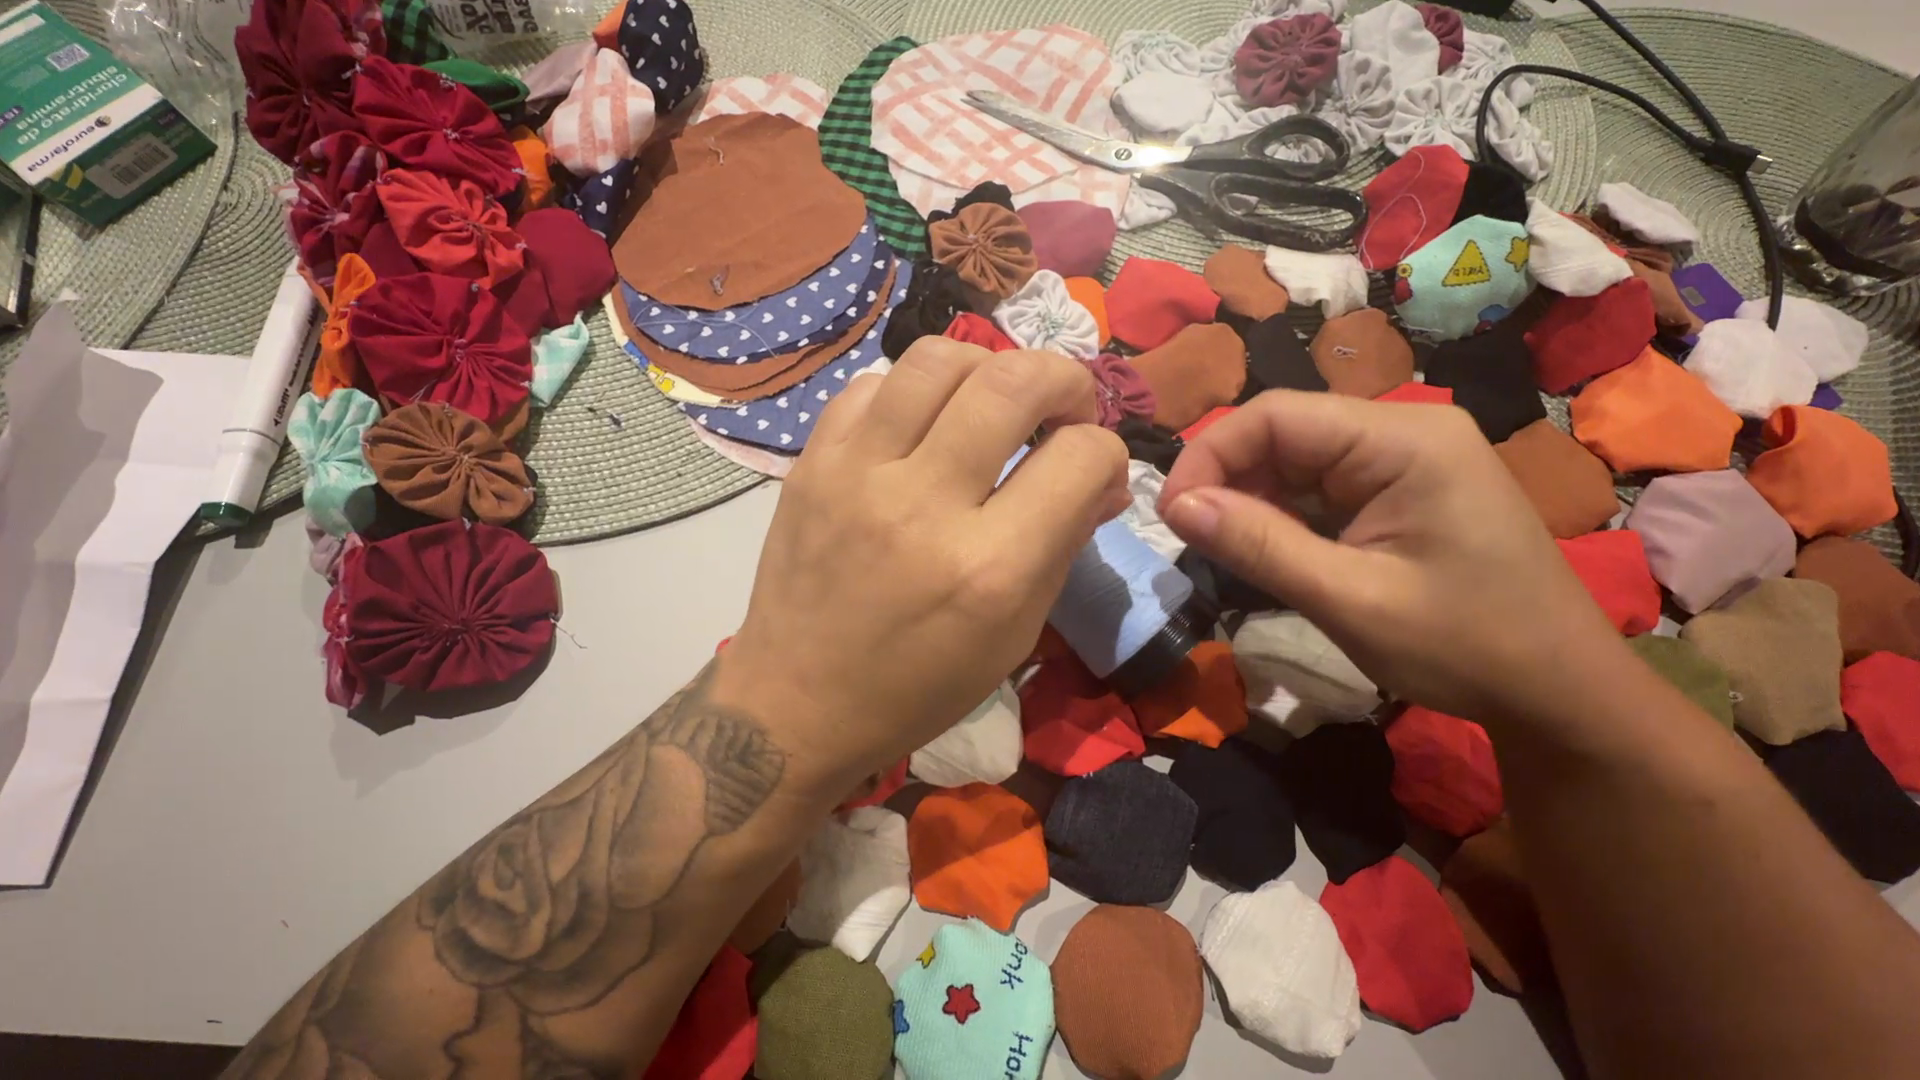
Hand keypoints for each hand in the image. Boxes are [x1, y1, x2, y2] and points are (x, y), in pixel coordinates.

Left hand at [722, 339, 1128, 795]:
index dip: (1107, 453)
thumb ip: (1065, 544)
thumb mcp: (1014, 635)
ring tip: (992, 402)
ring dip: (988, 367)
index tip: (1093, 470)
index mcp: (990, 567)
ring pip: (938, 358)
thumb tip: (1100, 477)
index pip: (1080, 456)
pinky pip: (872, 384)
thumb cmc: (919, 686)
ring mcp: (857, 474)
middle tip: (1063, 409)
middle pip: (1014, 382)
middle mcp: (924, 505)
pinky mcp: (811, 462)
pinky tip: (921, 427)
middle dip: (1064, 380)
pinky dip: (914, 391)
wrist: (799, 702)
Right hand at [1158, 391, 1627, 727]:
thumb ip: (1260, 546)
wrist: (1559, 694)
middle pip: (1285, 433)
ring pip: (1297, 462)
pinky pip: (1322, 489)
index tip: (1168, 514)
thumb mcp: (1350, 601)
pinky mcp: (1402, 492)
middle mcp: (1405, 432)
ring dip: (1251, 501)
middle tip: (1189, 540)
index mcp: (1404, 440)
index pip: (1276, 416)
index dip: (1209, 455)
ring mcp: (1406, 461)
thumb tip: (1175, 506)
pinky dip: (1283, 517)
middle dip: (1227, 480)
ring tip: (1221, 551)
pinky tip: (1265, 551)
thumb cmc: (1465, 648)